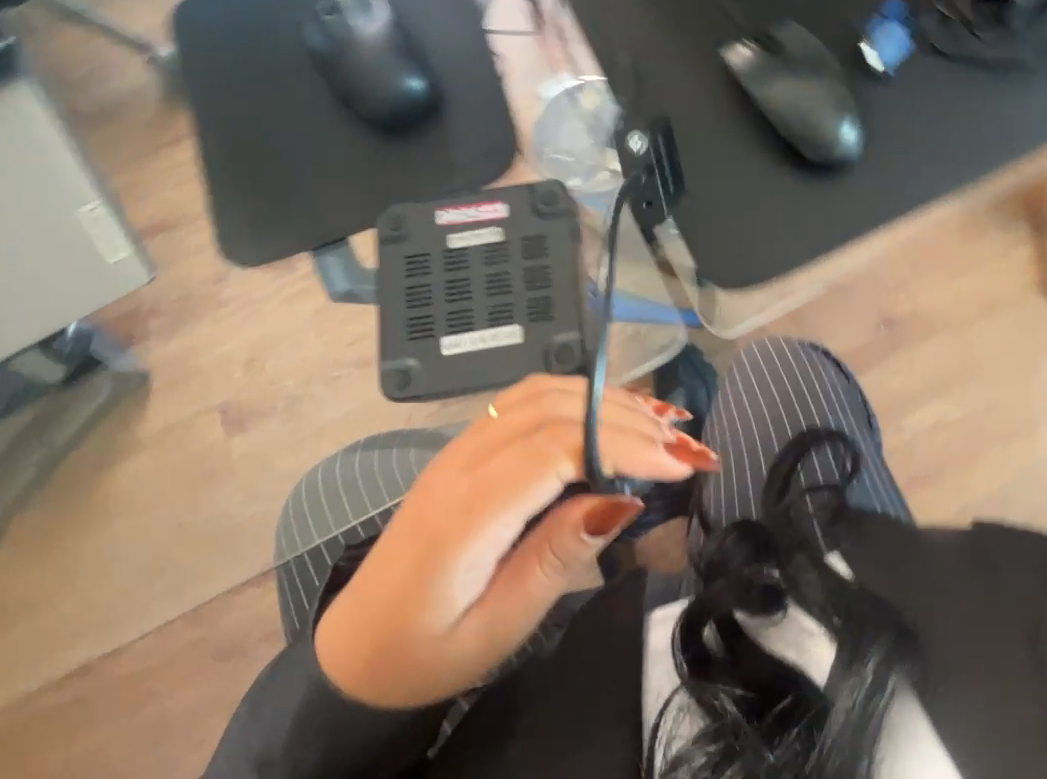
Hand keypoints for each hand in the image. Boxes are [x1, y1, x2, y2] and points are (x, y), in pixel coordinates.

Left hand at [311, 375, 718, 708]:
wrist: (356, 649)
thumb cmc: (427, 652)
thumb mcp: (500, 625)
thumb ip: (558, 556)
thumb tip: (622, 499)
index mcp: (466, 512)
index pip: (556, 446)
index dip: (624, 446)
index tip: (680, 467)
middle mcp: (462, 462)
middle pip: (555, 409)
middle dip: (631, 420)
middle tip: (690, 446)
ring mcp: (462, 447)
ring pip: (544, 393)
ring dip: (609, 401)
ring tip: (666, 425)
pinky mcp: (468, 448)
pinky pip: (528, 402)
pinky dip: (580, 399)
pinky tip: (616, 413)